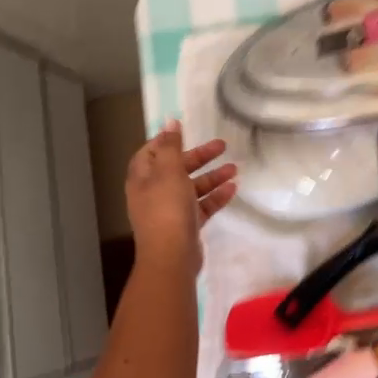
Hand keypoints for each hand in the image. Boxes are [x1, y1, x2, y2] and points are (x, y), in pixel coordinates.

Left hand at [125, 120, 237, 270]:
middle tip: (222, 146)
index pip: (150, 153)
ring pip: (192, 187)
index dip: (166, 141)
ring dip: (212, 176)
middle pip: (176, 168)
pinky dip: (216, 196)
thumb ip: (171, 146)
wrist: (170, 255)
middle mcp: (153, 192)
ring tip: (235, 168)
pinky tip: (233, 189)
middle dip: (199, 156)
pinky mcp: (186, 225)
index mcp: (143, 178)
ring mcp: (170, 210)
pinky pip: (202, 205)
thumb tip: (170, 122)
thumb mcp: (169, 171)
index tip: (186, 131)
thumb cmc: (166, 208)